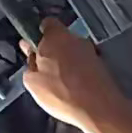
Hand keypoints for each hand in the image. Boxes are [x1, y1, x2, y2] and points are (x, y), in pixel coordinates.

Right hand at [21, 18, 131, 132]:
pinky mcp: (101, 64)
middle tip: (44, 71)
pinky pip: (84, 63)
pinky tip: (74, 88)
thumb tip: (32, 59)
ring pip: (72, 52)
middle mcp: (75, 38)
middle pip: (60, 39)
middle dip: (52, 52)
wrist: (99, 109)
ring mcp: (91, 50)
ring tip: (60, 84)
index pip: (47, 23)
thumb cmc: (61, 93)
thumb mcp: (33, 83)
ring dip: (66, 62)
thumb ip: (29, 66)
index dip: (39, 35)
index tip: (34, 49)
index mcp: (56, 36)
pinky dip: (78, 72)